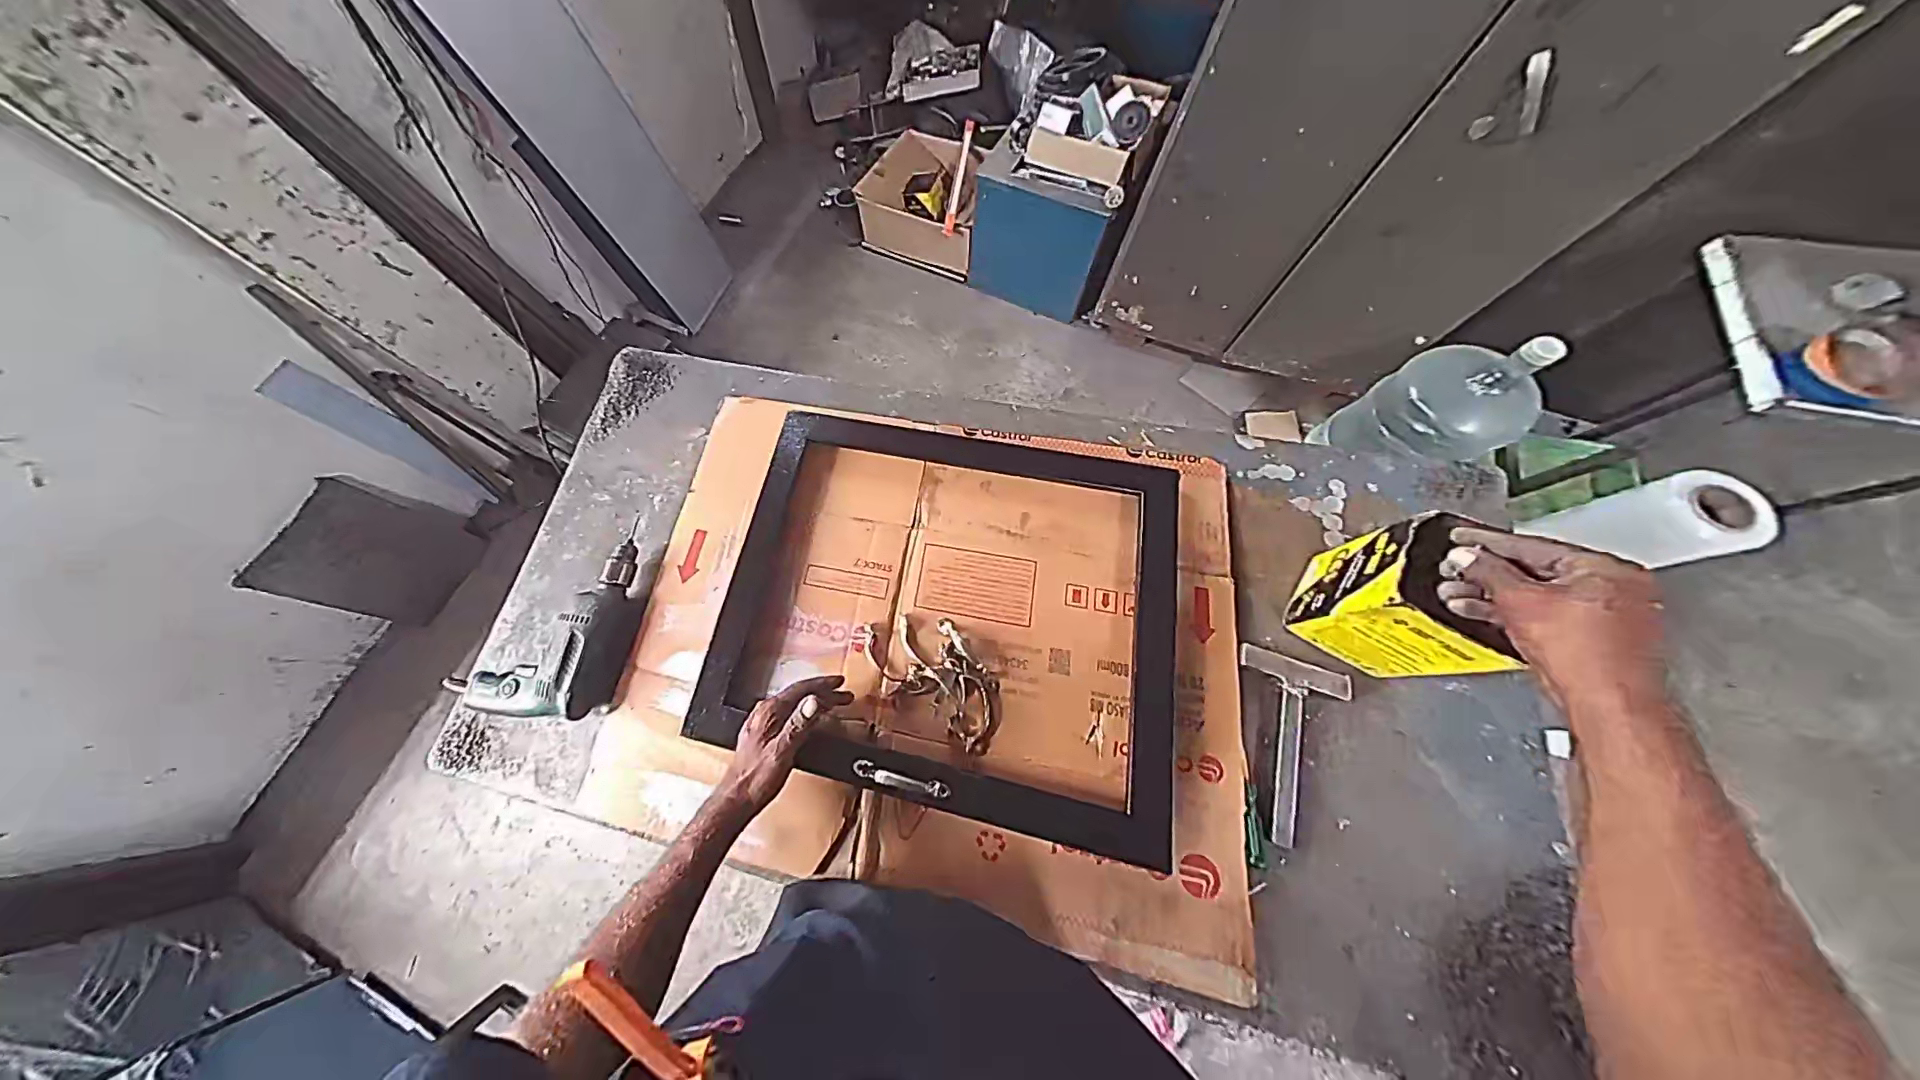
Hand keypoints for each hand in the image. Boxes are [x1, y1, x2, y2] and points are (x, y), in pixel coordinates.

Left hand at [717, 675, 854, 813]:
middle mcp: (763, 713)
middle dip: (823, 692)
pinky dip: (803, 713)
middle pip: (797, 694)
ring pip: (792, 703)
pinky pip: (787, 714)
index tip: (839, 683)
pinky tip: (809, 720)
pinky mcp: (762, 734)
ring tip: (831, 703)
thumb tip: (813, 702)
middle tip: (841, 693)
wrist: (737, 799)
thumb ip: (799, 724)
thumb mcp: (783, 751)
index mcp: (769, 712)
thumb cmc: (757, 779)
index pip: (801, 689)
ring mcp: (761, 723)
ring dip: (814, 702)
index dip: (824, 684)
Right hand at [1437, 527, 1666, 708]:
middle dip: (1486, 574)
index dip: (1488, 542)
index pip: (1533, 546)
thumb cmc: (1584, 656)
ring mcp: (1605, 614)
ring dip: (1493, 596)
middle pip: (1534, 571)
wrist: (1606, 704)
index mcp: (1603, 568)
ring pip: (1537, 596)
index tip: (1463, 539)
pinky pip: (1545, 615)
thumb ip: (1488, 573)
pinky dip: (1514, 614)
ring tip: (1458, 595)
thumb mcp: (1519, 602)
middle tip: (1455, 570)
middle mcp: (1611, 587)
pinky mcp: (1593, 638)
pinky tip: (1485, 613)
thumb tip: (1467, 556)